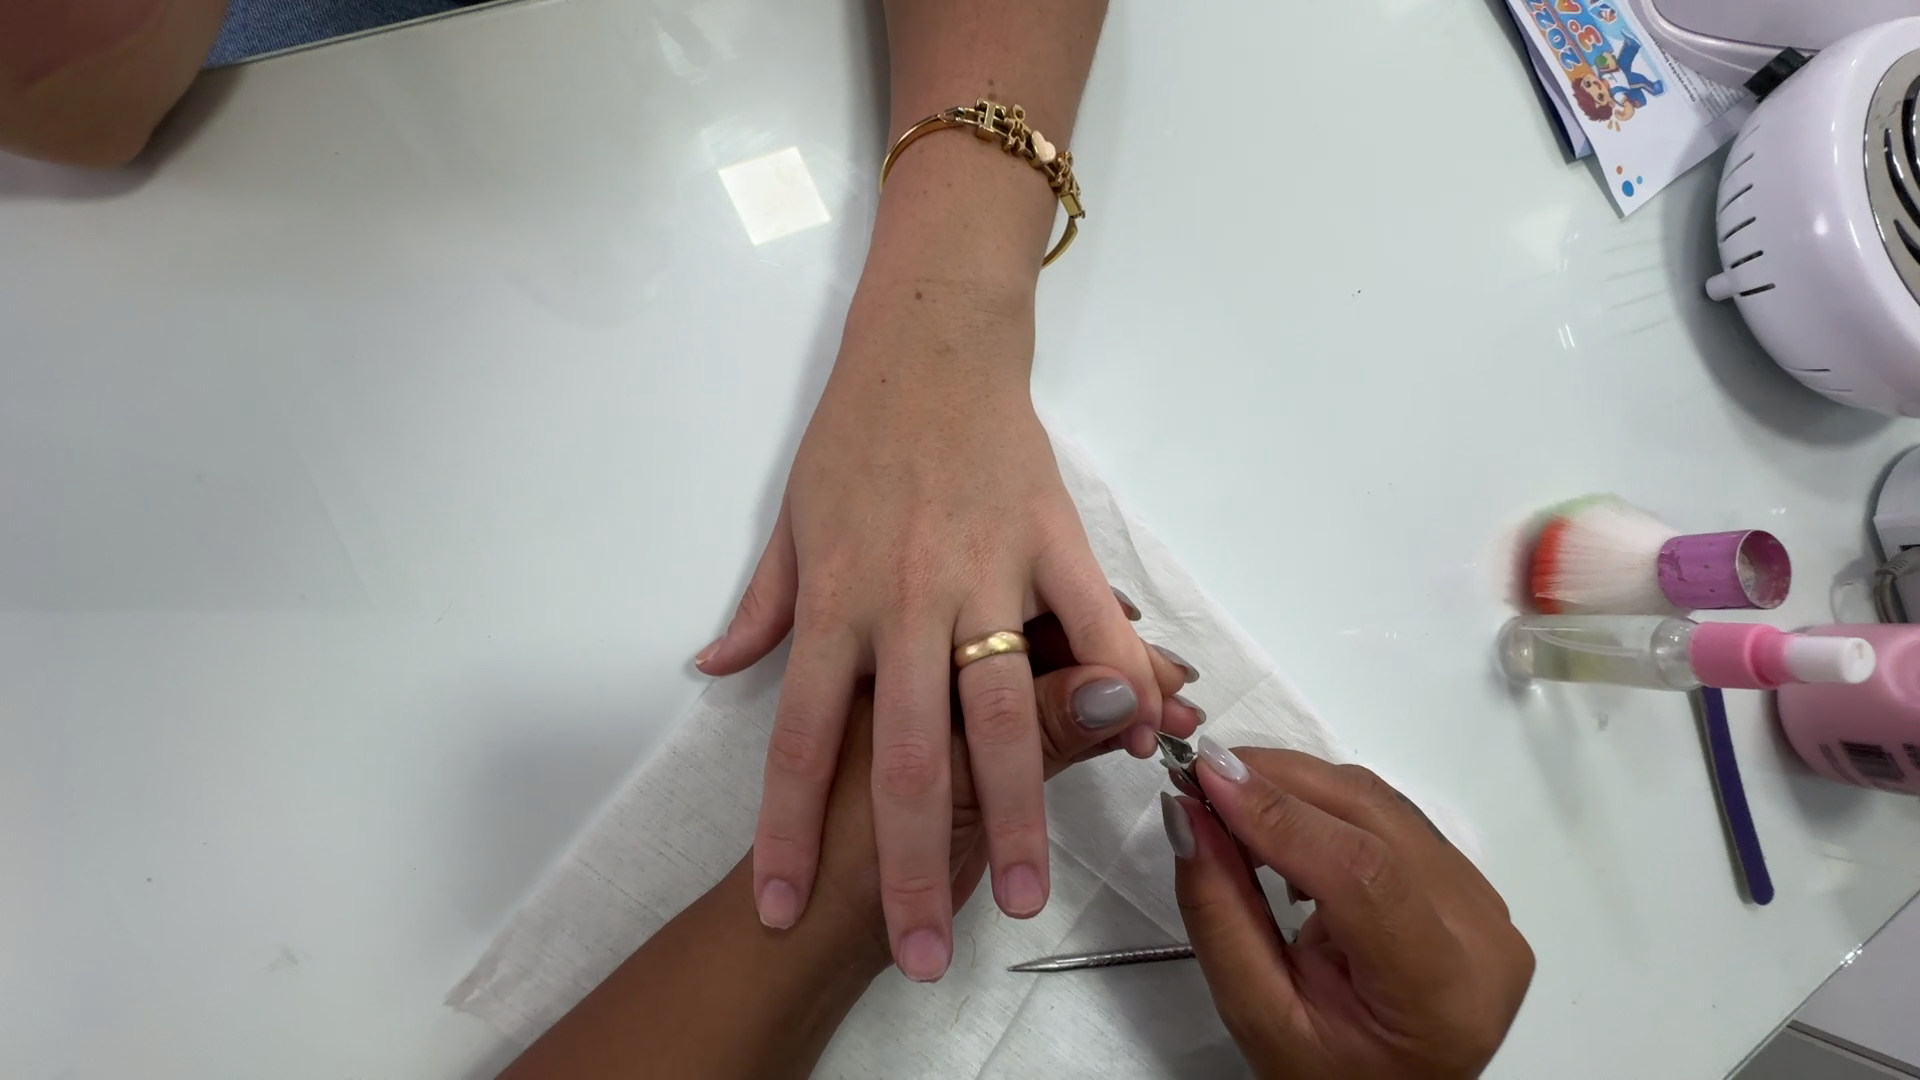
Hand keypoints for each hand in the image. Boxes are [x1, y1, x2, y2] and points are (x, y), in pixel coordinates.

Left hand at [697, 260, 1166, 980]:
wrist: (931, 345)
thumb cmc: (857, 431)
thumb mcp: (791, 516)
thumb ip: (761, 602)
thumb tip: (717, 666)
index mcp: (837, 599)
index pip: (797, 737)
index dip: (785, 829)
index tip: (779, 907)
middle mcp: (906, 601)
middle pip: (906, 753)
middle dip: (912, 863)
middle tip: (923, 951)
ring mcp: (986, 573)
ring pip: (1004, 711)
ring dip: (1019, 808)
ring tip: (1026, 890)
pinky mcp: (1052, 541)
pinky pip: (1091, 625)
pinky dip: (1119, 685)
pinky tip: (1135, 747)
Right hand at [1168, 743, 1532, 1078]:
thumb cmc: (1323, 1070)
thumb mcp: (1253, 1011)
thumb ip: (1216, 910)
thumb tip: (1185, 811)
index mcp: (1439, 991)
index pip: (1360, 872)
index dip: (1277, 813)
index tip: (1202, 775)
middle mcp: (1479, 932)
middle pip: (1368, 815)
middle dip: (1272, 779)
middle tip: (1198, 776)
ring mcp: (1478, 898)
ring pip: (1369, 797)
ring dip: (1288, 781)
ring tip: (1226, 802)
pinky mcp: (1460, 875)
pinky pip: (1377, 807)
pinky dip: (1313, 797)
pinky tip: (1275, 825)